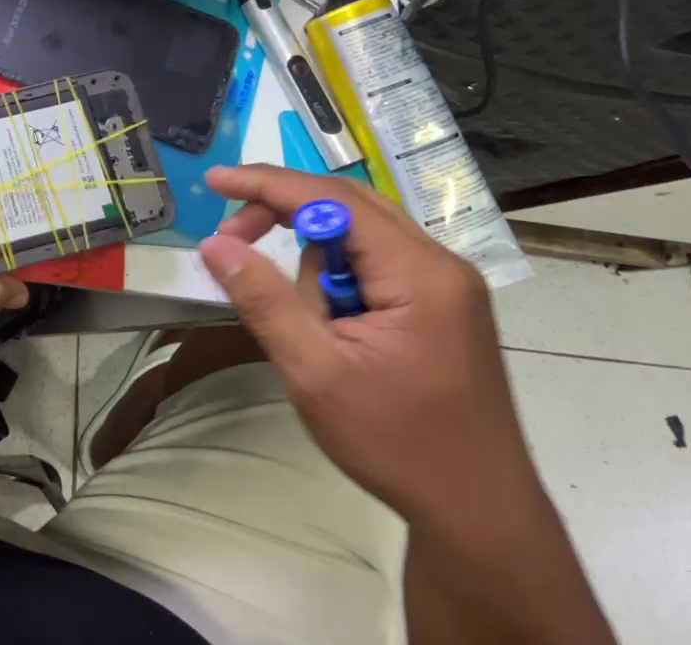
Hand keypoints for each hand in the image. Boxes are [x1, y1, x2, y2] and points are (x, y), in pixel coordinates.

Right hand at [196, 165, 537, 524]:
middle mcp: (439, 265)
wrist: (477, 510)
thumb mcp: (315, 373)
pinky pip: (373, 265)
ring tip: (301, 322)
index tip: (213, 179)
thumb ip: (265, 301)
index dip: (267, 184)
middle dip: (282, 213)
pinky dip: (334, 279)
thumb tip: (214, 245)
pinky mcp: (439, 307)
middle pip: (348, 205)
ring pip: (359, 236)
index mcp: (420, 274)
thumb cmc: (397, 444)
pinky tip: (328, 325)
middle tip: (229, 240)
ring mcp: (444, 286)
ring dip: (310, 258)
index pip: (332, 200)